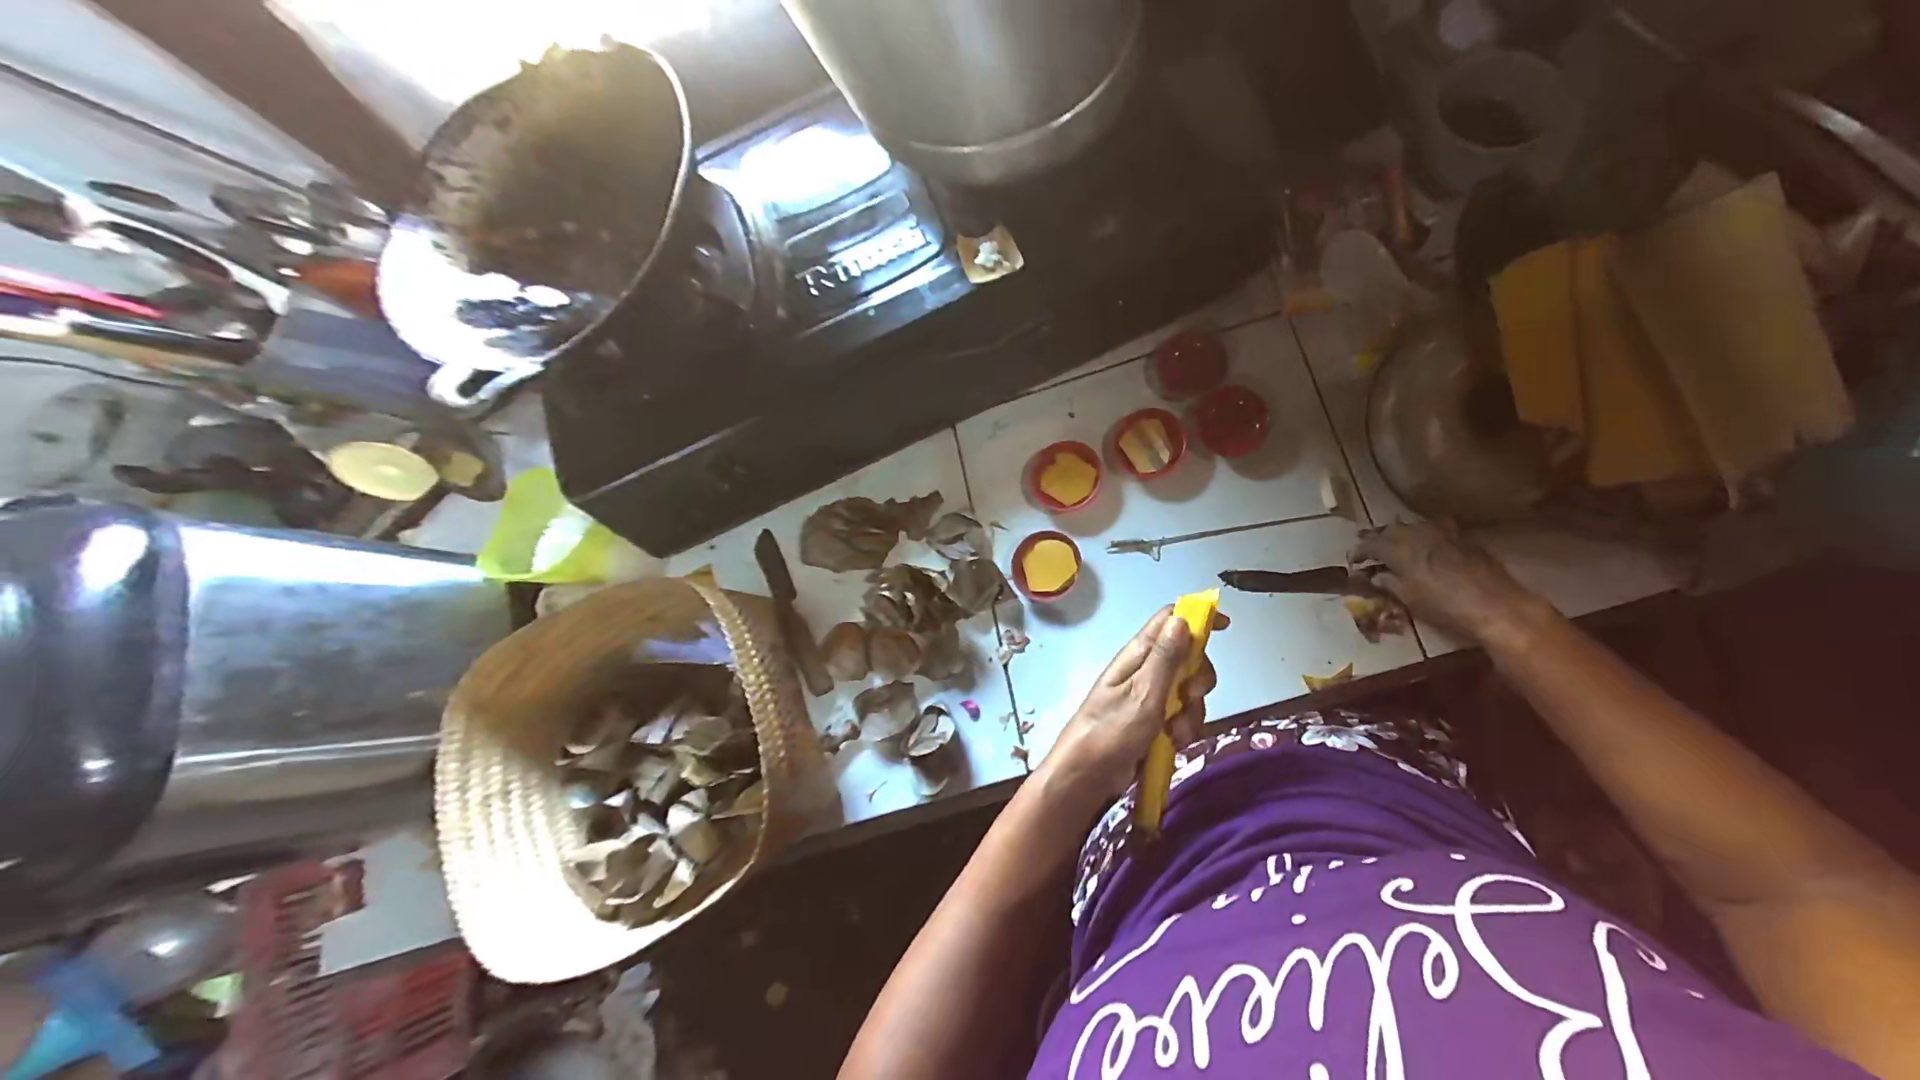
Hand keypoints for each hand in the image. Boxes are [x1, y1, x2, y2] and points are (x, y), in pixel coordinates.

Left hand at [1036, 607, 1224, 807]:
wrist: (1088, 776)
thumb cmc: (1111, 731)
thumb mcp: (1143, 692)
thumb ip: (1165, 657)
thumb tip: (1182, 619)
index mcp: (1138, 654)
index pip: (1170, 620)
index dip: (1197, 617)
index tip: (1224, 627)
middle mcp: (1145, 670)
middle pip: (1188, 658)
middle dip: (1198, 678)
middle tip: (1188, 696)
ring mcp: (1149, 696)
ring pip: (1188, 692)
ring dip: (1191, 712)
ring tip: (1174, 731)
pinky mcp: (1153, 721)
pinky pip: (1182, 716)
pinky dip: (1184, 729)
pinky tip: (1173, 743)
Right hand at [1355, 523, 1556, 647]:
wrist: (1497, 606)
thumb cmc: (1446, 607)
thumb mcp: (1409, 599)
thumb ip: (1388, 583)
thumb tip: (1374, 576)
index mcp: (1399, 550)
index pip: (1369, 544)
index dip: (1358, 552)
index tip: (1353, 562)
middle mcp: (1418, 535)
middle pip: (1389, 530)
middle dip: (1375, 538)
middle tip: (1368, 548)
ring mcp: (1442, 533)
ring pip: (1412, 525)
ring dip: (1399, 532)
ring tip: (1393, 541)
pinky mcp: (1463, 537)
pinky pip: (1435, 526)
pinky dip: (1423, 531)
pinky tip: (1425, 538)